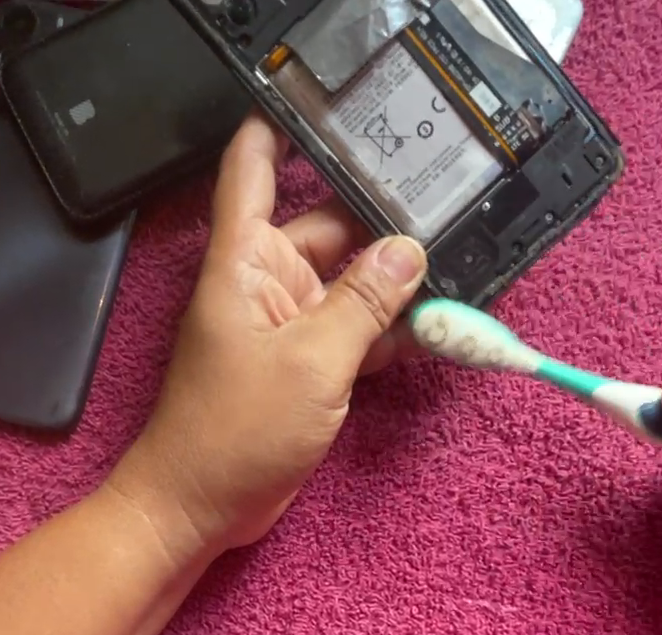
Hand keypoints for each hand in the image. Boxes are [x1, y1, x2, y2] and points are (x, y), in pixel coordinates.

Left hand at [109, 115, 426, 555]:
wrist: (205, 504)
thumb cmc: (234, 431)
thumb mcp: (311, 362)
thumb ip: (364, 303)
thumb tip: (410, 251)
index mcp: (246, 261)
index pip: (254, 167)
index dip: (283, 124)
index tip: (332, 103)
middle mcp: (266, 282)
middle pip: (327, 225)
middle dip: (381, 221)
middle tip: (449, 207)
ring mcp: (287, 324)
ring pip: (347, 282)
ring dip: (391, 283)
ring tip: (456, 268)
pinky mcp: (303, 363)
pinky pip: (349, 330)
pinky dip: (382, 331)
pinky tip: (429, 328)